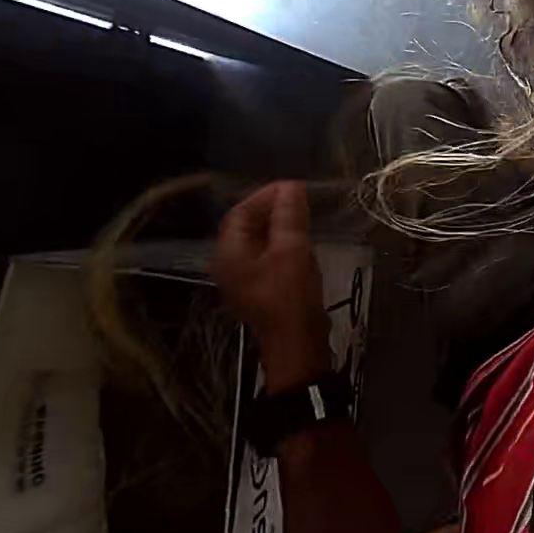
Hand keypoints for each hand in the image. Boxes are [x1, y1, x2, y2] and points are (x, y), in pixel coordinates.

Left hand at [212, 181, 330, 392]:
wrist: (298, 345)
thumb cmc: (291, 296)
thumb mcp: (293, 250)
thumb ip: (289, 216)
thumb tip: (291, 187)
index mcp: (229, 253)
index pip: (241, 211)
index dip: (266, 195)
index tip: (294, 187)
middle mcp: (230, 264)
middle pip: (246, 225)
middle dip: (272, 208)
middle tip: (300, 199)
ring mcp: (244, 278)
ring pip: (258, 241)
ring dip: (278, 225)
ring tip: (304, 215)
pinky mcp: (261, 288)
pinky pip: (267, 256)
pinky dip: (282, 242)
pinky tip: (302, 240)